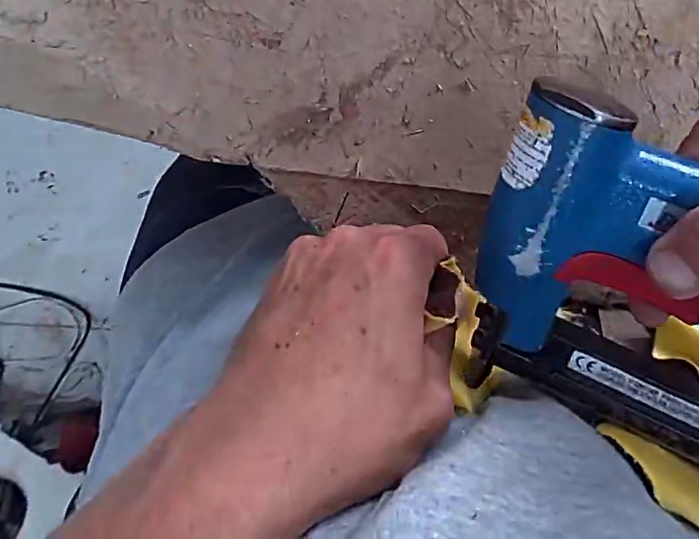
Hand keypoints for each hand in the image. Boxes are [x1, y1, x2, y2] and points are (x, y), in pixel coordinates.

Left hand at [61, 224, 454, 538]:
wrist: (250, 457)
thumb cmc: (350, 426)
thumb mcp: (433, 398)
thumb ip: (449, 344)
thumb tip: (439, 326)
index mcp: (396, 257)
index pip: (434, 243)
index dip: (440, 281)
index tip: (432, 318)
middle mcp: (351, 241)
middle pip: (393, 245)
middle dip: (402, 279)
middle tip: (395, 331)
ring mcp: (306, 256)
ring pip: (354, 257)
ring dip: (363, 283)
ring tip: (351, 338)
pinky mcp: (272, 280)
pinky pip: (318, 272)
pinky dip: (327, 291)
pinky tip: (318, 338)